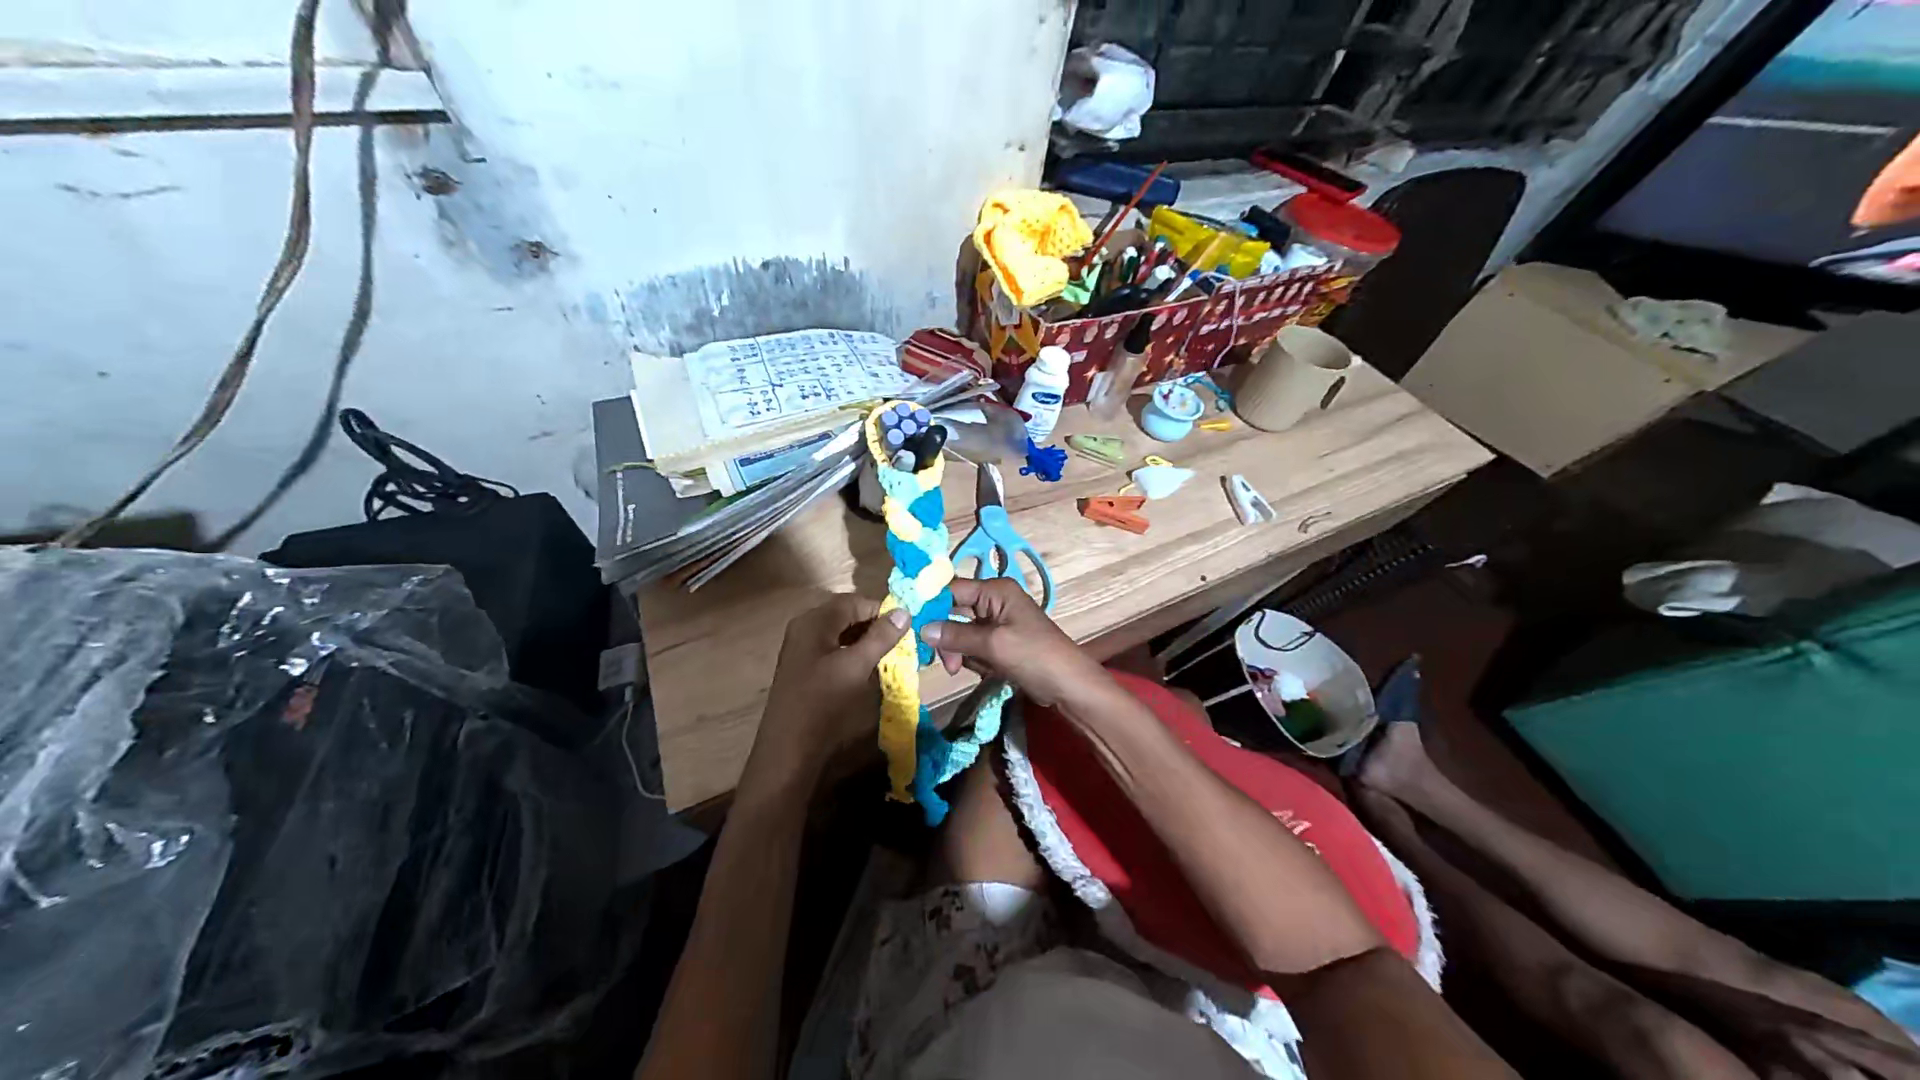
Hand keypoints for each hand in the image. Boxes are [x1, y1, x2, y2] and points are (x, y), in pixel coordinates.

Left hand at [741, 595, 907, 798]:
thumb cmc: (823, 704)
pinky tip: (870, 668)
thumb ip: (880, 638)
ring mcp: (802, 649)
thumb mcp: (856, 667)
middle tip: (903, 641)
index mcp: (814, 622)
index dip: (883, 610)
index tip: (908, 627)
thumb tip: (904, 612)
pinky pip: (834, 649)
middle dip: (876, 625)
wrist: (788, 750)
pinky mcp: (805, 668)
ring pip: (841, 633)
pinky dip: (854, 653)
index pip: (854, 601)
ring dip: (866, 640)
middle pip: (847, 615)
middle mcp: (805, 628)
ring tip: (891, 655)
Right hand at [918, 577, 1107, 706]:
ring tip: (963, 670)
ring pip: (960, 632)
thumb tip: (921, 629)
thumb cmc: (1035, 656)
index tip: (911, 624)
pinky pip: (973, 646)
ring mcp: (997, 622)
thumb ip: (956, 636)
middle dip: (947, 636)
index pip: (952, 589)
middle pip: (953, 611)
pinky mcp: (1000, 642)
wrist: (1069, 685)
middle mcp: (994, 600)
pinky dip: (972, 658)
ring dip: (959, 652)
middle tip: (947, 662)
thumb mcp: (993, 644)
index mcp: (996, 590)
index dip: (931, 604)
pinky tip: (983, 671)